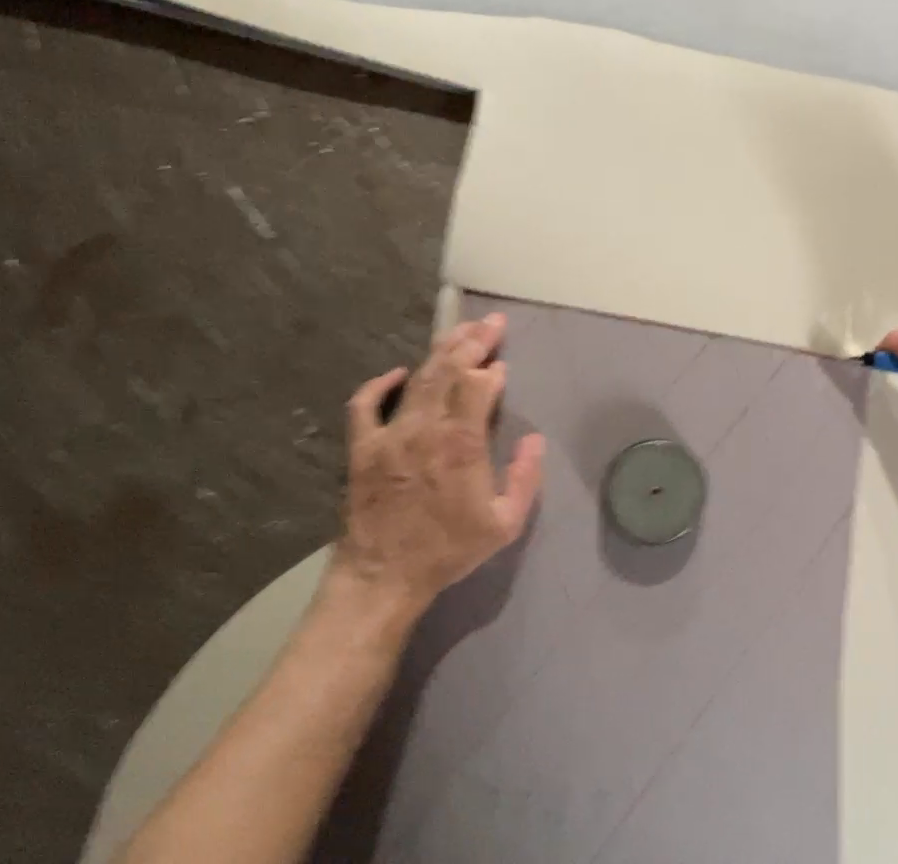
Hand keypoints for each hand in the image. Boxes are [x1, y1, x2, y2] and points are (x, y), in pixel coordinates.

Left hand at [334, 313, 546, 608]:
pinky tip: (397, 371)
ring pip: (416, 381)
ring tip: (459, 332)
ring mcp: (389, 435)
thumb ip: (525, 478)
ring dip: (439, 353)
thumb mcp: (505, 524)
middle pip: (448, 371)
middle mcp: (424, 430)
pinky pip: (365, 405)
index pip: (477, 387)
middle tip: (490, 323)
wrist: (384, 575)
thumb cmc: (449, 550)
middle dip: (472, 343)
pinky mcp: (361, 448)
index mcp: (461, 445)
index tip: (503, 363)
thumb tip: (535, 440)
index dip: (491, 370)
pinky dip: (379, 384)